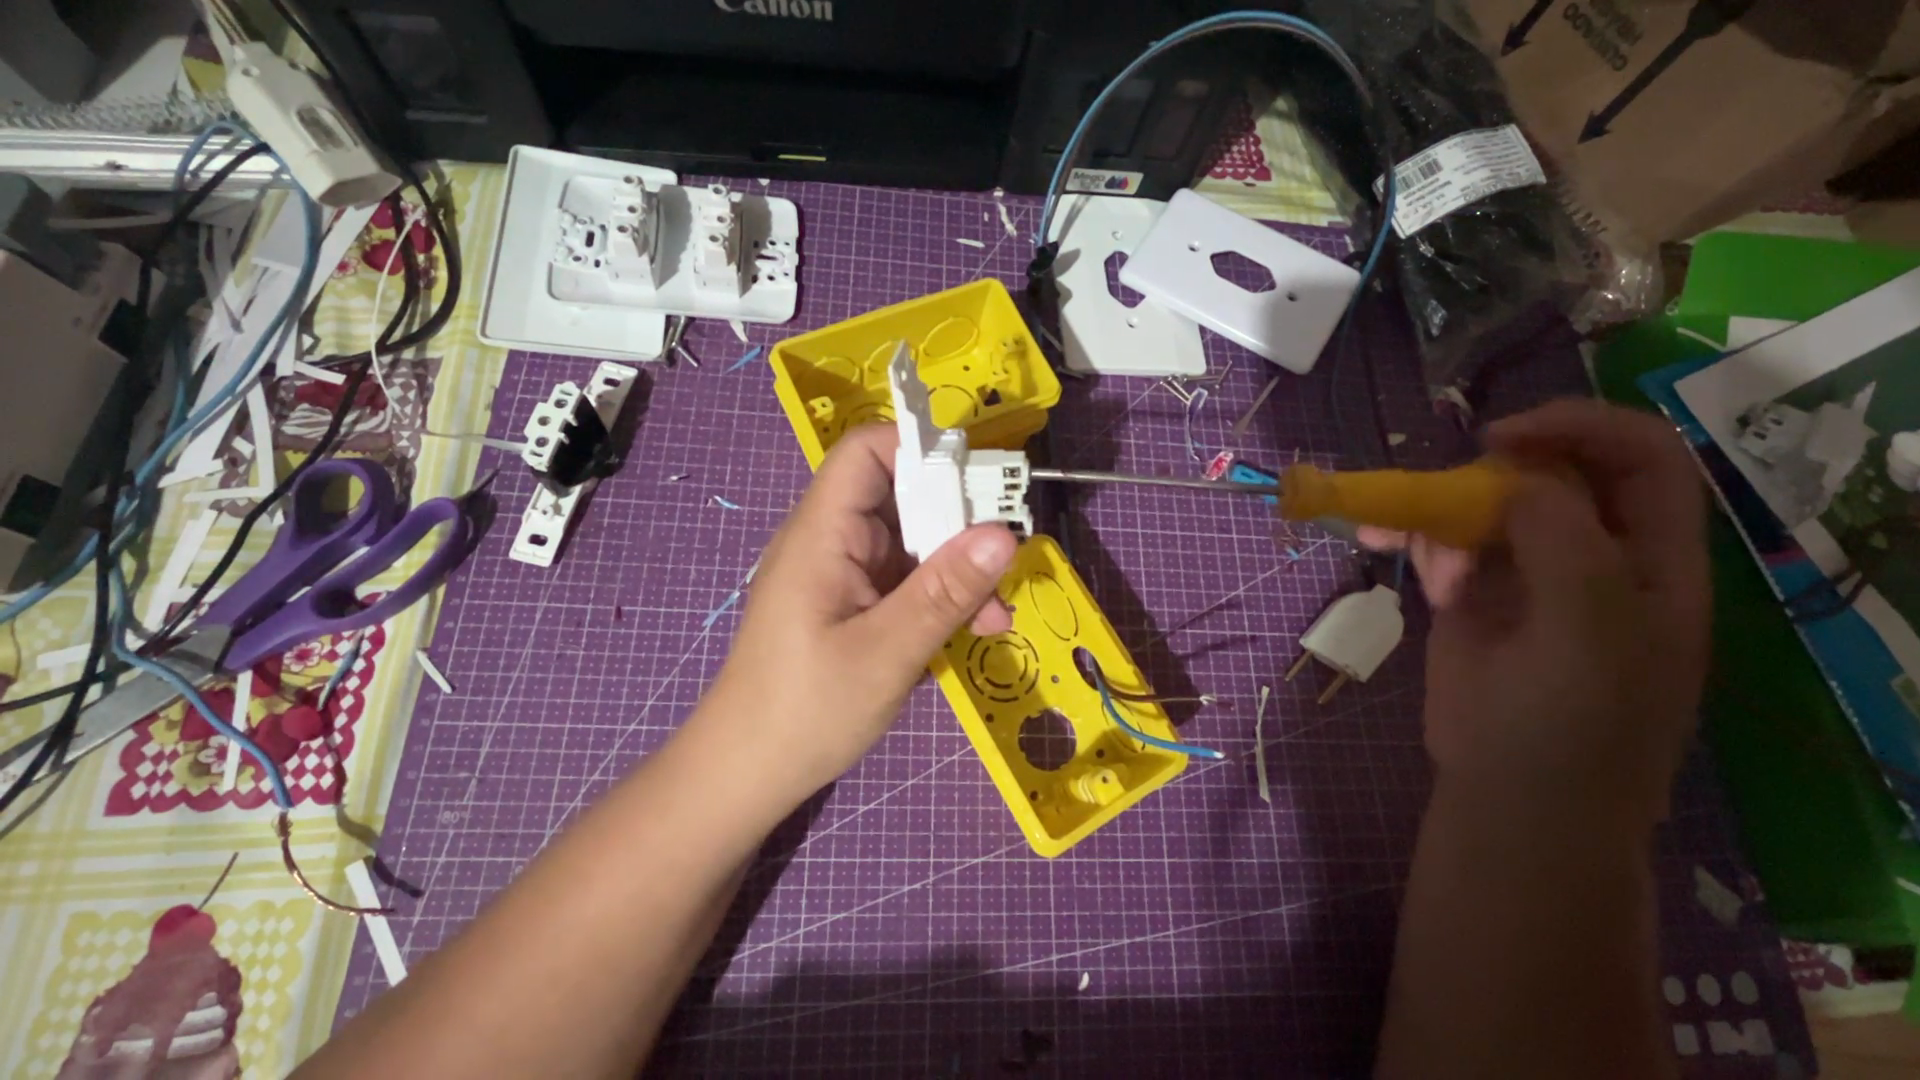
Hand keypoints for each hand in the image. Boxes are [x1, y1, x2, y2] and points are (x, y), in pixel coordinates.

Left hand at [702, 424, 1017, 801]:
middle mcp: (830, 542)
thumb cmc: (806, 710)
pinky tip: (973, 632)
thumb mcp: (887, 652)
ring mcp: (841, 575)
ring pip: (911, 544)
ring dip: (957, 570)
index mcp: (823, 533)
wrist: (747, 773)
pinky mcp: (851, 606)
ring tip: (996, 615)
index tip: (981, 480)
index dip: (922, 450)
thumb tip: (1005, 533)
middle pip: (901, 497)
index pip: (867, 452)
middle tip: (1007, 558)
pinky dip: (939, 598)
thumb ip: (946, 592)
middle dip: (959, 523)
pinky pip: (904, 582)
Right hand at [1363, 400, 1708, 824]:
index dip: (1581, 429)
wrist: (1511, 803)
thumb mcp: (1590, 634)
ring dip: (1439, 506)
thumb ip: (1567, 544)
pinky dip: (1411, 532)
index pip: (1640, 459)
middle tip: (1440, 499)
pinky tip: (1377, 539)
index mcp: (1650, 561)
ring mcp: (1528, 576)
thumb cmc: (1570, 728)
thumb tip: (1518, 480)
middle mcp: (1593, 556)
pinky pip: (1443, 542)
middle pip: (1552, 473)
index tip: (1502, 438)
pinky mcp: (1472, 598)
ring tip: (1394, 531)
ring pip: (1487, 505)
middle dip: (1491, 472)